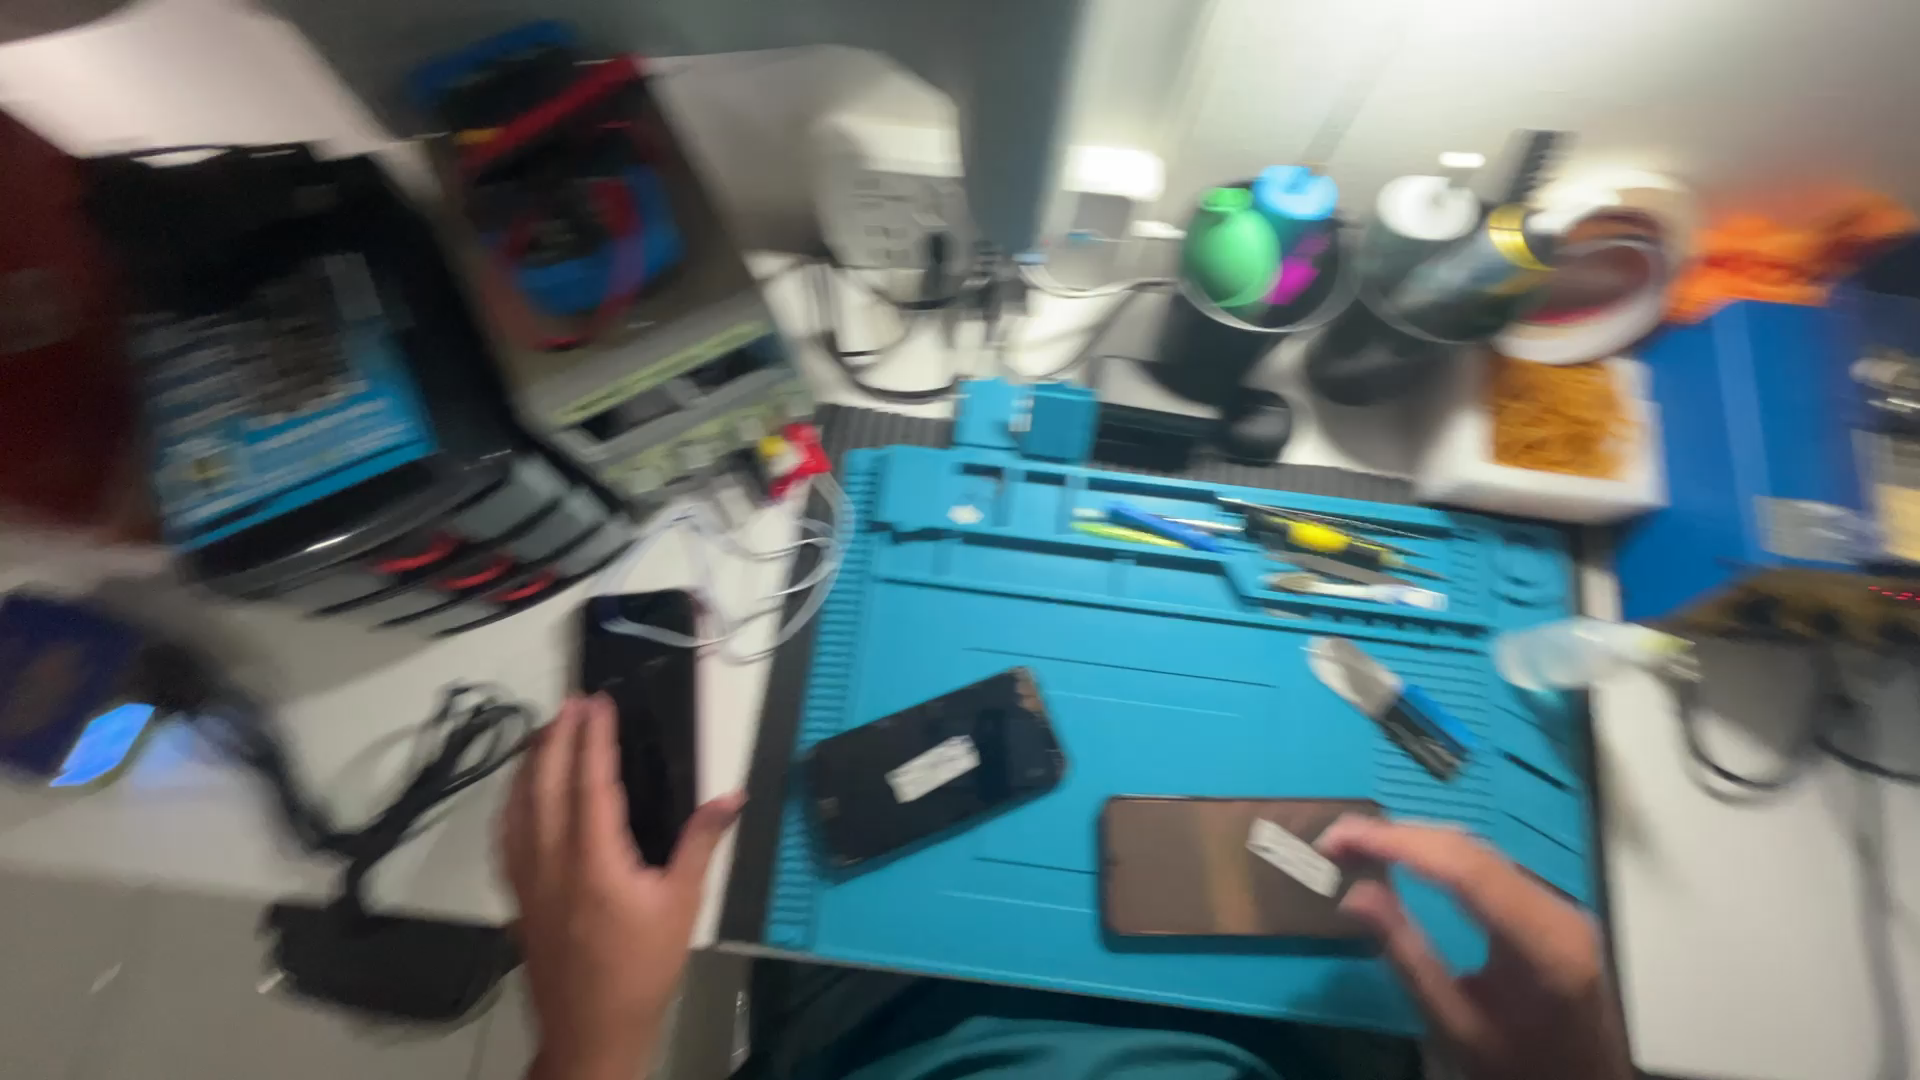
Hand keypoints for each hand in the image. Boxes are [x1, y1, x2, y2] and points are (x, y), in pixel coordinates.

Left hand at [499, 695, 743, 1079]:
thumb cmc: (643, 966)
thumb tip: (732, 796)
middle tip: (571, 702)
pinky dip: (512, 802)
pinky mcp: (517, 897)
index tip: (598, 704)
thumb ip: (702, 843)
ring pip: (516, 809)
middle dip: (557, 738)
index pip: (590, 784)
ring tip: (545, 732)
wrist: (590, 1031)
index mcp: (594, 861)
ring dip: (529, 764)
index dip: (593, 739)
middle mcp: (551, 863)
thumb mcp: (683, 903)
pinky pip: (505, 837)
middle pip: (544, 786)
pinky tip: (520, 793)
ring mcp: (526, 881)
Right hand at [1317, 817, 1628, 1079]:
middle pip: (1464, 849)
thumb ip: (1406, 955)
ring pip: (1472, 847)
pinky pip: (1481, 860)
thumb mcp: (1455, 1024)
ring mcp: (1557, 903)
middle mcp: (1557, 911)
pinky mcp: (1546, 903)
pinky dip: (1431, 850)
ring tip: (1355, 843)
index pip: (1461, 868)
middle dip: (1393, 835)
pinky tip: (1399, 852)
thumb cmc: (1521, 1065)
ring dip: (1408, 838)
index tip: (1337, 839)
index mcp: (1542, 944)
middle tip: (1334, 841)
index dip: (1394, 842)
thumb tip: (1352, 893)